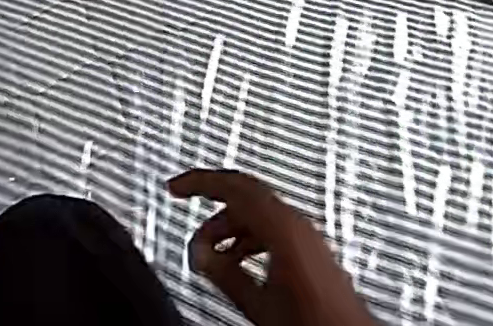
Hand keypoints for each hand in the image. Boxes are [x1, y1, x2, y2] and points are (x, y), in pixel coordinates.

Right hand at [168, 169, 377, 325]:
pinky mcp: (310, 247)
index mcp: (282, 224)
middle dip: (212, 200)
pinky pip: (272, 225)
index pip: (234, 184)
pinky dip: (248, 234)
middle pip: (245, 192)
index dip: (200, 181)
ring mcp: (305, 232)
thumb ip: (226, 275)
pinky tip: (236, 257)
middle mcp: (296, 220)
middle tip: (186, 205)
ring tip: (208, 248)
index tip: (177, 184)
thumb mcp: (259, 305)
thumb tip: (201, 253)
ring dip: (229, 223)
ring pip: (257, 210)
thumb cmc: (315, 323)